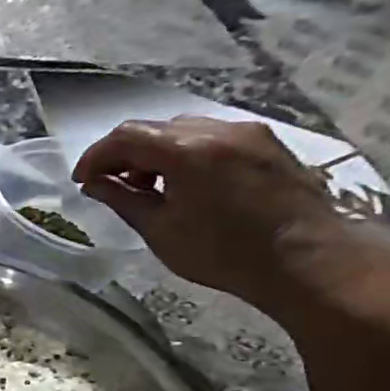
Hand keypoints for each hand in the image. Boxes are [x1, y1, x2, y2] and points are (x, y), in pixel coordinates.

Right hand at [73, 116, 389, 315]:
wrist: (307, 262)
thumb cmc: (223, 252)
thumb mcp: (160, 229)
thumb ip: (123, 199)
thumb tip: (94, 184)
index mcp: (188, 150)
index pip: (126, 137)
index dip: (96, 156)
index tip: (82, 181)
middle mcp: (220, 131)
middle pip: (154, 129)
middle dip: (124, 154)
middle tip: (109, 185)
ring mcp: (250, 134)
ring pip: (184, 130)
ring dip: (155, 153)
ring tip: (147, 187)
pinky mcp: (268, 145)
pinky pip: (213, 138)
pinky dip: (186, 153)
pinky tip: (184, 184)